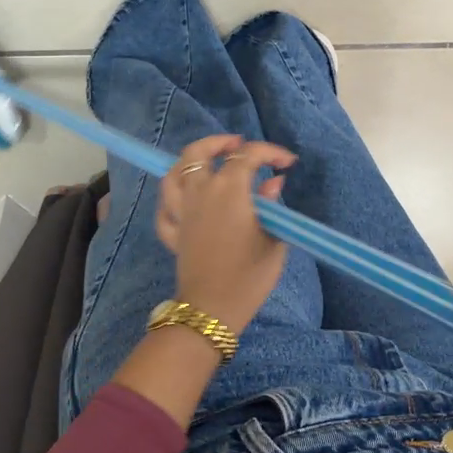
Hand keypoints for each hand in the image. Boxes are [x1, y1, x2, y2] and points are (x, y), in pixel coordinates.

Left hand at [155, 134, 295, 334]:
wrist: (212, 308)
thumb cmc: (249, 275)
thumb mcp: (274, 239)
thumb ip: (272, 206)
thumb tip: (272, 185)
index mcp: (228, 189)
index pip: (248, 156)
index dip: (270, 153)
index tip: (287, 163)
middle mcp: (199, 192)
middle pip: (198, 153)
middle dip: (219, 143)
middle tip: (238, 144)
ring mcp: (181, 211)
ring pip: (174, 174)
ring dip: (189, 162)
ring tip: (206, 162)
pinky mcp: (171, 232)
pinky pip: (165, 208)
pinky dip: (173, 199)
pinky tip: (185, 200)